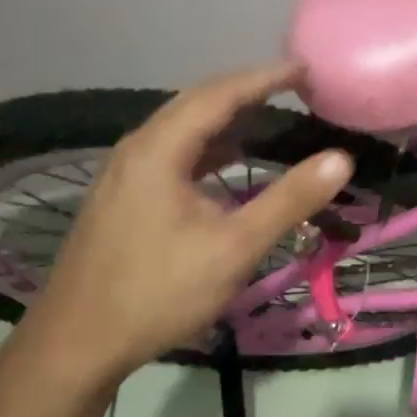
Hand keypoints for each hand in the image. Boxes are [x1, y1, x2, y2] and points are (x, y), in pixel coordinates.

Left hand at [14, 62, 353, 382]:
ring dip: (229, 115)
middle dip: (248, 88)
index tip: (308, 69)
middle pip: (196, 103)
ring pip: (183, 128)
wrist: (74, 347)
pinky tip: (234, 160)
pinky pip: (175, 151)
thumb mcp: (235, 247)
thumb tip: (342, 158)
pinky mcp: (125, 199)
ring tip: (274, 112)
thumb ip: (290, 198)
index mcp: (158, 152)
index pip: (218, 95)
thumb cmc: (157, 292)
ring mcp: (125, 176)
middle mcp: (136, 151)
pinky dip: (212, 143)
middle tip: (297, 85)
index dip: (265, 78)